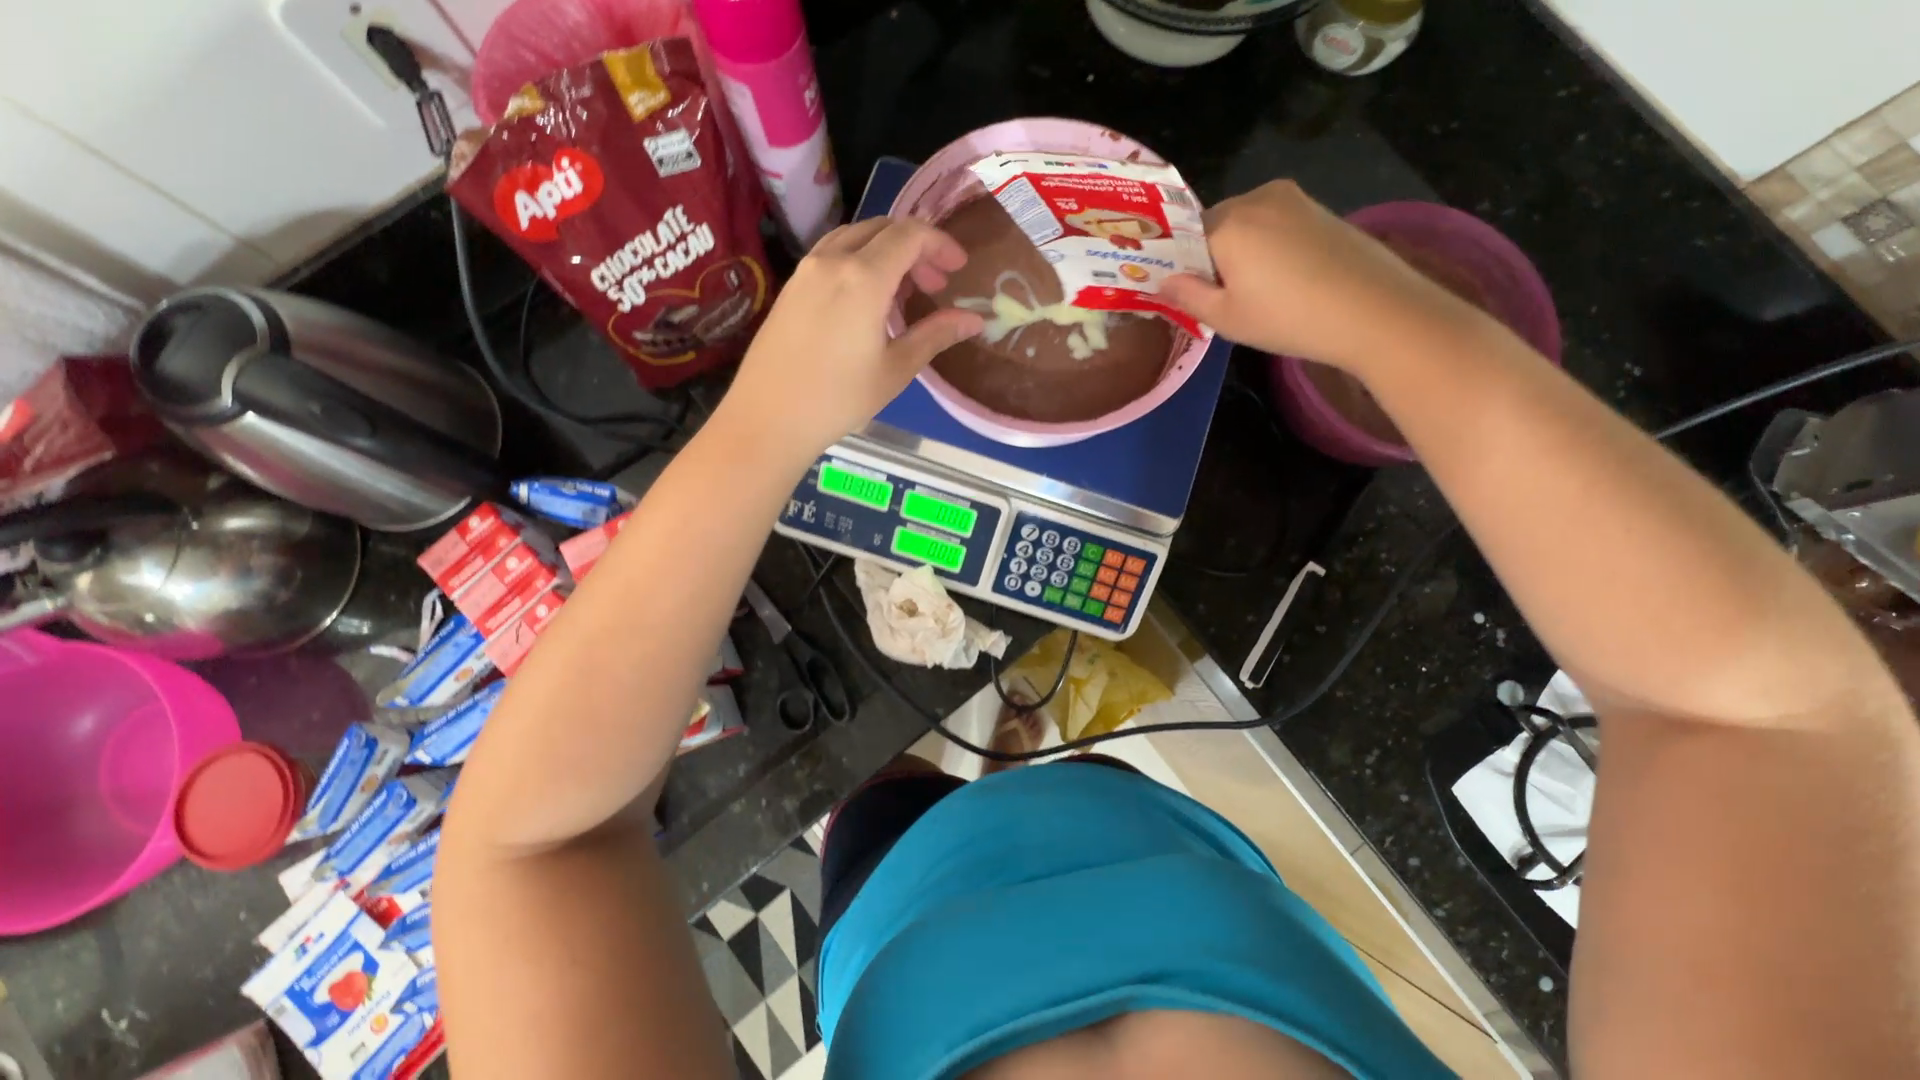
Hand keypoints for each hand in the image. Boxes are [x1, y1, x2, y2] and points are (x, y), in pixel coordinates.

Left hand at [720, 217, 984, 455]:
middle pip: (883, 229)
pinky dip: (860, 261)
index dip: (941, 244)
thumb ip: (935, 335)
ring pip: (855, 237)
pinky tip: (868, 301)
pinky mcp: (791, 286)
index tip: (959, 269)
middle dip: (916, 249)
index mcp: (863, 277)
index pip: (910, 235)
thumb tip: (974, 320)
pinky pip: (833, 255)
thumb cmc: (838, 399)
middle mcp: (832, 261)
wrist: (768, 418)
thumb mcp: (895, 369)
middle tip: (935, 285)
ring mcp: (806, 270)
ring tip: (904, 292)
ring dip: (886, 252)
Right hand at [1159, 181, 1487, 373]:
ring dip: (1245, 252)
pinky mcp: (1321, 210)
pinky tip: (1288, 281)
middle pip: (1217, 225)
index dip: (1182, 266)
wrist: (1375, 311)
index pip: (1184, 237)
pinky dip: (1273, 248)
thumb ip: (1188, 296)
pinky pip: (1278, 225)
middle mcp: (1257, 199)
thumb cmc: (1290, 318)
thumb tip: (1163, 281)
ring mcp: (1294, 200)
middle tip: (1225, 298)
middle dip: (1214, 256)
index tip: (1187, 293)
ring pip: (1249, 224)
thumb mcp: (1228, 319)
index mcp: (1226, 223)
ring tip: (1260, 292)